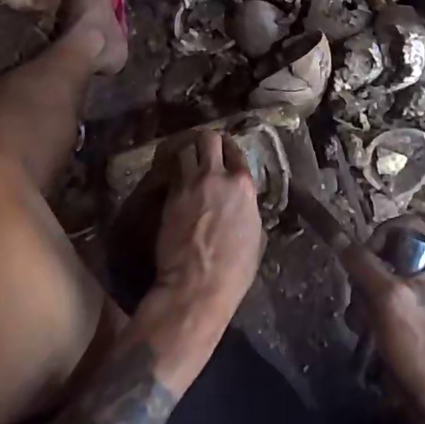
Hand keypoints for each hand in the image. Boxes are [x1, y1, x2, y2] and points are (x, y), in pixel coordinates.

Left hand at [151, 131, 263, 324]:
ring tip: (188, 162)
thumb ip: (248, 209)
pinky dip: (176, 172)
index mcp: (242, 185)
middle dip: (207, 141)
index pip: (236, 152)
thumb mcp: (256, 235)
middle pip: (208, 139)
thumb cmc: (234, 268)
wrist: (196, 284)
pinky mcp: (169, 196)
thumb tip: (243, 203)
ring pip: (185, 150)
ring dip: (188, 153)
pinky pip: (173, 173)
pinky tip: (178, 180)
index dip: (230, 149)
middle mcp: (215, 176)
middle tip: (205, 150)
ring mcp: (189, 184)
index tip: (226, 152)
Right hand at [342, 218, 424, 405]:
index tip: (367, 256)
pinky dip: (368, 309)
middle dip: (367, 270)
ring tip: (362, 317)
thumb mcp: (385, 297)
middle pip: (388, 250)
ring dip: (363, 294)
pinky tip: (365, 328)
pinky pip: (381, 297)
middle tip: (360, 290)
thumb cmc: (415, 342)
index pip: (406, 225)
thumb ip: (362, 262)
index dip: (382, 233)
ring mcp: (420, 295)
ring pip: (380, 275)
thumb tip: (337, 235)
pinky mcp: (408, 315)